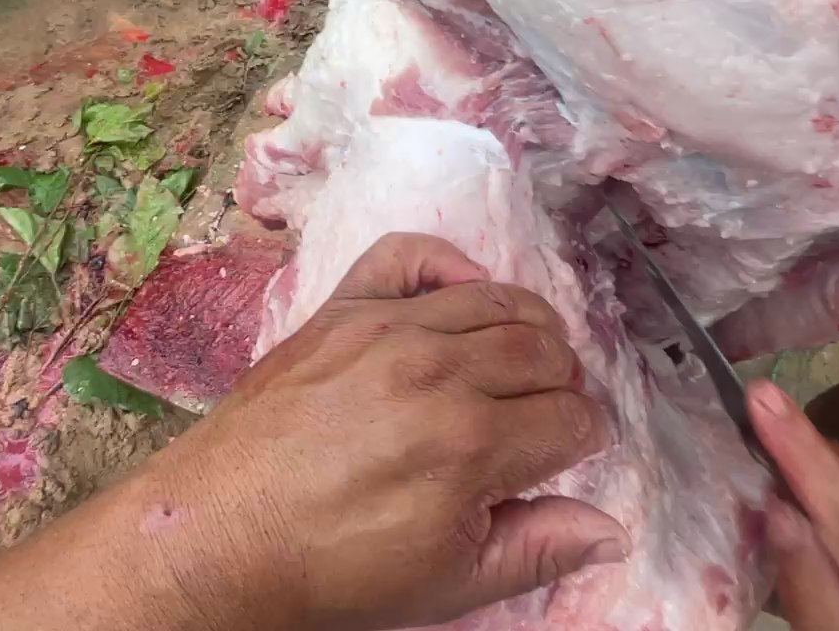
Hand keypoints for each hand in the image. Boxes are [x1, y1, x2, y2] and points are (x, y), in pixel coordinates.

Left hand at [129, 232, 627, 630]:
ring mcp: (386, 326)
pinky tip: (462, 289)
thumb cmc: (336, 566)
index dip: (585, 434)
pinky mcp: (345, 305)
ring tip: (523, 353)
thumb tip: (614, 526)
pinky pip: (407, 254)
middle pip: (543, 349)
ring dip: (528, 324)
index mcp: (470, 444)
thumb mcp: (447, 584)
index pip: (571, 416)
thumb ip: (537, 548)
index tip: (572, 445)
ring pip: (495, 299)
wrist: (225, 527)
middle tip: (547, 405)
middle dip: (564, 378)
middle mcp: (436, 369)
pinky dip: (446, 260)